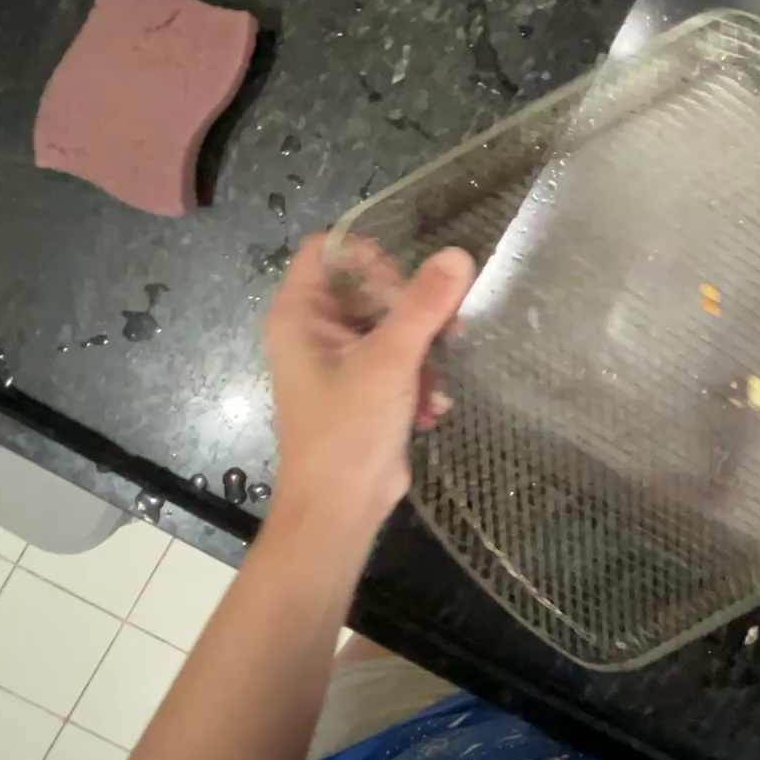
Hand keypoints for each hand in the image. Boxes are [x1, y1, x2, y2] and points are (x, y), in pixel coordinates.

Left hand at [264, 233, 476, 529]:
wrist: (341, 509)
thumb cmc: (348, 429)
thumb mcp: (389, 361)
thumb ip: (424, 305)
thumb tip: (459, 255)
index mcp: (301, 314)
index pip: (328, 250)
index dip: (368, 255)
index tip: (405, 282)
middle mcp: (316, 329)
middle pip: (369, 285)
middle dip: (411, 307)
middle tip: (442, 328)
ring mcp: (342, 358)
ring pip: (393, 321)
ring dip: (424, 347)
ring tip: (438, 376)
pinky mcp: (367, 384)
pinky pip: (401, 355)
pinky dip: (420, 375)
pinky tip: (433, 405)